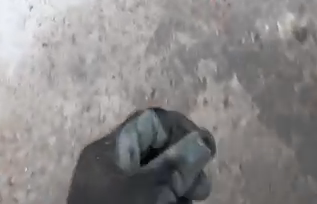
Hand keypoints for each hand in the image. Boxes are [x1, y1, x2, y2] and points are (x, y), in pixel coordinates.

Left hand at [67, 108, 216, 203]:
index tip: (207, 150)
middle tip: (202, 189)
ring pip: (155, 179)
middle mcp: (109, 167)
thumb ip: (177, 164)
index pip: (150, 122)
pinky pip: (149, 199)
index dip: (181, 130)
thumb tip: (203, 139)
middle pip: (155, 151)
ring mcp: (113, 194)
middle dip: (183, 166)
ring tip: (192, 201)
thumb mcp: (150, 190)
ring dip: (178, 187)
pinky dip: (167, 202)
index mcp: (109, 150)